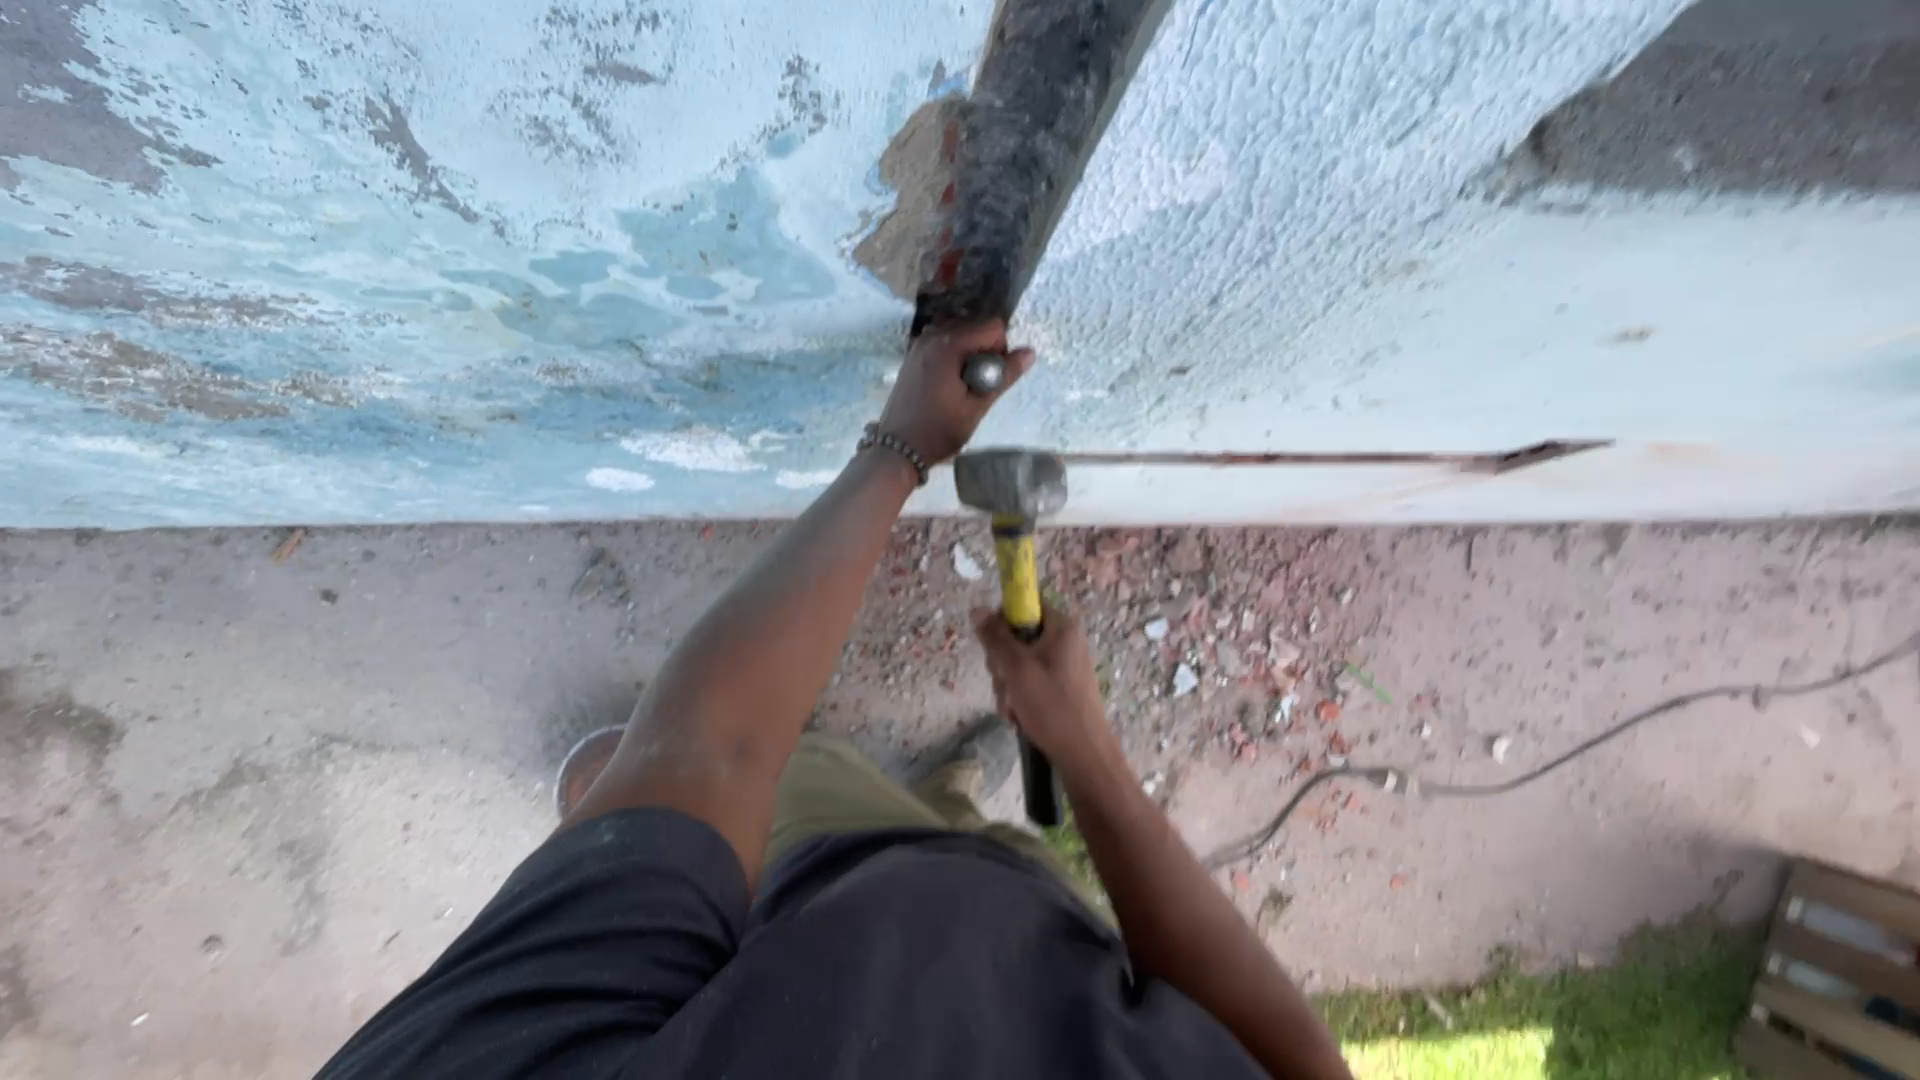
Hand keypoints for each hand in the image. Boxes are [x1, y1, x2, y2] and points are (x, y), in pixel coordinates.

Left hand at [877, 320, 1034, 464]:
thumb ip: (1003, 376)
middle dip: (985, 350)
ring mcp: (918, 345)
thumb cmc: (939, 431)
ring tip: (964, 383)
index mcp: (947, 345)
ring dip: (969, 352)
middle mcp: (931, 336)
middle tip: (978, 383)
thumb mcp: (976, 406)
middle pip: (974, 326)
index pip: (991, 326)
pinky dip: (953, 355)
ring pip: (958, 333)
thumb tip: (1030, 353)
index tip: (992, 377)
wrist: (898, 449)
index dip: (1001, 349)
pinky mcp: (912, 356)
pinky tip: (948, 382)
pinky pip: (942, 342)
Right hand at [972, 603, 1118, 772]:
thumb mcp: (1016, 669)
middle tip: (1004, 682)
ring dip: (1008, 685)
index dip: (1004, 620)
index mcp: (1062, 628)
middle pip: (1018, 636)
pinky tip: (1018, 717)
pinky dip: (1020, 697)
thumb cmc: (1051, 706)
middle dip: (1002, 663)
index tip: (993, 645)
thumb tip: (977, 608)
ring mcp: (1064, 666)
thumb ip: (995, 637)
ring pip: (1020, 663)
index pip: (1026, 604)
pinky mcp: (1062, 688)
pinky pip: (1031, 682)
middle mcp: (1066, 641)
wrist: (1083, 754)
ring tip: (1012, 708)